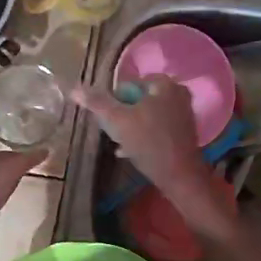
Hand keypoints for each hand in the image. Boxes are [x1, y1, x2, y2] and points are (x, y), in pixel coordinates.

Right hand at [73, 77, 237, 241]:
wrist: (180, 176)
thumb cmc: (148, 143)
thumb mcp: (117, 121)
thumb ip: (97, 103)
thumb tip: (75, 89)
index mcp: (165, 84)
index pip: (129, 84)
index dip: (114, 101)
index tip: (108, 119)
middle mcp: (178, 94)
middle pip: (139, 100)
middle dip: (123, 115)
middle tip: (113, 132)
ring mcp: (184, 114)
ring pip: (148, 116)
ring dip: (132, 128)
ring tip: (119, 143)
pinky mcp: (185, 133)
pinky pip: (158, 129)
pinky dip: (145, 137)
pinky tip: (130, 151)